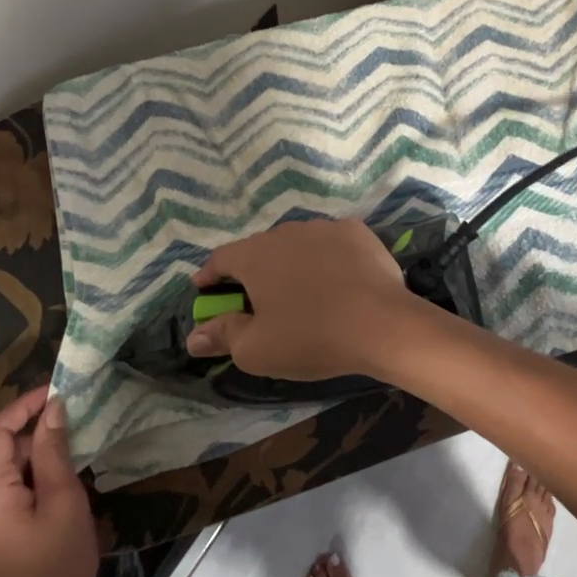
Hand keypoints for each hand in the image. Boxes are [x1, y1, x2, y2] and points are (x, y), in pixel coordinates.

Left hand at [0, 386, 98, 576]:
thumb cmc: (56, 570)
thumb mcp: (64, 506)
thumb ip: (54, 454)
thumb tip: (52, 408)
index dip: (24, 405)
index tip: (58, 392)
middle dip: (34, 438)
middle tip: (76, 431)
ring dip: (30, 467)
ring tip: (70, 466)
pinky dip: (22, 491)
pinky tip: (51, 501)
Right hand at [185, 218, 428, 380]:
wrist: (381, 324)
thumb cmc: (310, 337)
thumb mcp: (256, 349)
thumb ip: (222, 336)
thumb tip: (194, 335)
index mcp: (256, 254)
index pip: (221, 258)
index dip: (210, 276)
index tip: (205, 291)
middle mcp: (287, 231)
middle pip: (260, 249)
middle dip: (252, 272)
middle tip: (256, 300)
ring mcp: (325, 227)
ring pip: (297, 244)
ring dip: (291, 263)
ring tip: (298, 290)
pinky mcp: (358, 232)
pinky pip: (331, 244)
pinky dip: (325, 259)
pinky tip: (335, 281)